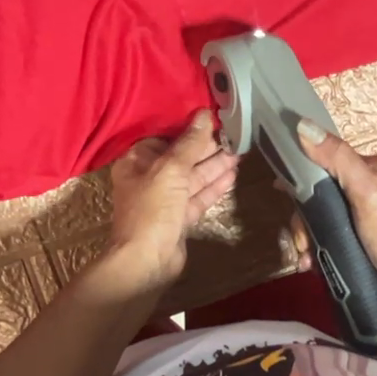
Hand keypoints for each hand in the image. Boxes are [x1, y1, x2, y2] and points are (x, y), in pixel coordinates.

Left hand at [102, 111, 238, 292]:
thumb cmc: (152, 210)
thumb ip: (189, 143)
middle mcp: (149, 179)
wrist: (147, 261)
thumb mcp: (170, 169)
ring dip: (214, 166)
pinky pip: (198, 197)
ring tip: (239, 153)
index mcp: (137, 163)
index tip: (213, 121)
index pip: (164, 139)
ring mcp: (164, 200)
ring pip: (192, 178)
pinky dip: (214, 187)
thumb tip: (204, 114)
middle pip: (181, 158)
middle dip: (206, 149)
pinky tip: (232, 175)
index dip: (188, 130)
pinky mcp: (179, 218)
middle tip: (233, 137)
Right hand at [285, 119, 376, 317]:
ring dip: (306, 237)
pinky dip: (315, 250)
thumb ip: (337, 159)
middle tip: (301, 239)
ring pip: (320, 218)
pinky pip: (326, 238)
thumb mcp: (366, 191)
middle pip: (319, 192)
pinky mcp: (358, 243)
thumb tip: (303, 126)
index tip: (281, 190)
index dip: (302, 173)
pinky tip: (311, 264)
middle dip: (302, 217)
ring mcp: (363, 219)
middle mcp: (368, 190)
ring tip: (306, 257)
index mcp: (374, 170)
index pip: (327, 159)